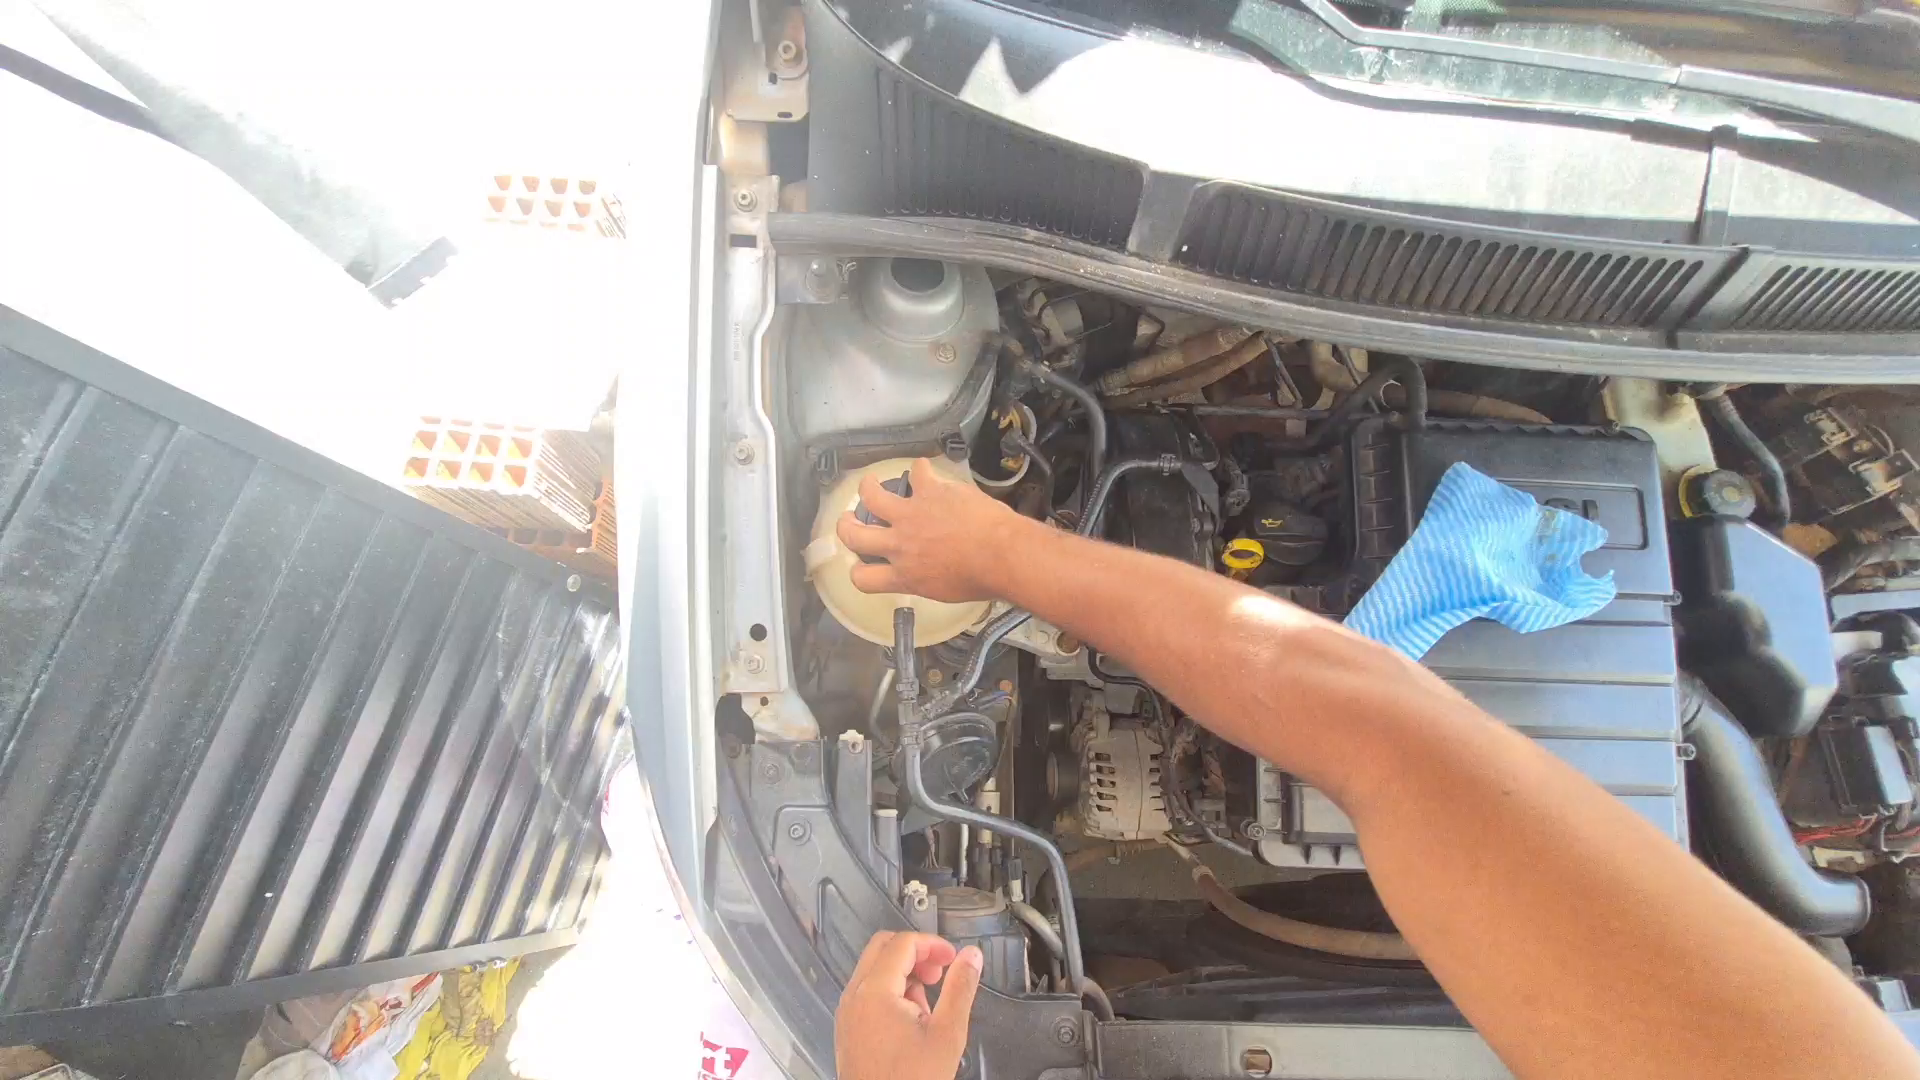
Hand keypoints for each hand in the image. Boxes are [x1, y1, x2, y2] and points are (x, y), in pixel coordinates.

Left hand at [835, 931, 983, 1079]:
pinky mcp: (847, 1029)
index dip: (932, 944)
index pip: (903, 943)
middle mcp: (854, 996)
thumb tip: (972, 956)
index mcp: (874, 991)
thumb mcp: (947, 1034)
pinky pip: (867, 992)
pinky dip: (889, 991)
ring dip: (903, 973)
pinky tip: (910, 1021)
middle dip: (915, 953)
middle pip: (883, 947)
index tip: (953, 958)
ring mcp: (847, 1012)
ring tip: (927, 1006)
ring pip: (874, 968)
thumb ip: (960, 988)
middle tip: (939, 972)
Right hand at [836, 457, 1028, 601]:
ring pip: (872, 496)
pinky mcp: (929, 491)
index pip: (863, 579)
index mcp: (905, 576)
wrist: (1001, 554)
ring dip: (868, 488)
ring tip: (870, 484)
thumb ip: (926, 579)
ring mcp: (911, 515)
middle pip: (853, 535)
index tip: (863, 564)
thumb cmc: (983, 579)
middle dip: (845, 526)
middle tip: (849, 520)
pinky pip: (917, 471)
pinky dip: (921, 469)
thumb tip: (928, 572)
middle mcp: (899, 545)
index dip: (858, 571)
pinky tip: (925, 469)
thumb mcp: (945, 591)